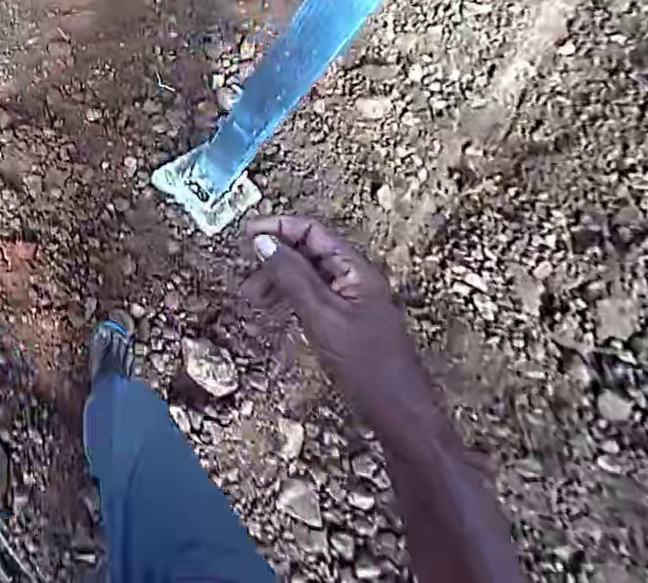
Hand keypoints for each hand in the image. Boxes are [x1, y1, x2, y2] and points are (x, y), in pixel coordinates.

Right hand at [240, 216, 426, 428]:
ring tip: (250, 298)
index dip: (278, 227)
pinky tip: (268, 313)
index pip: (311, 231)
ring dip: (275, 281)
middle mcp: (351, 278)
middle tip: (244, 268)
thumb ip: (292, 276)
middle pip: (306, 252)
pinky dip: (286, 301)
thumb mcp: (323, 316)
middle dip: (273, 257)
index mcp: (354, 268)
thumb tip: (262, 242)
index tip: (246, 235)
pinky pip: (308, 299)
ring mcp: (347, 301)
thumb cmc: (367, 366)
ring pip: (304, 276)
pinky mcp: (341, 323)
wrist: (403, 420)